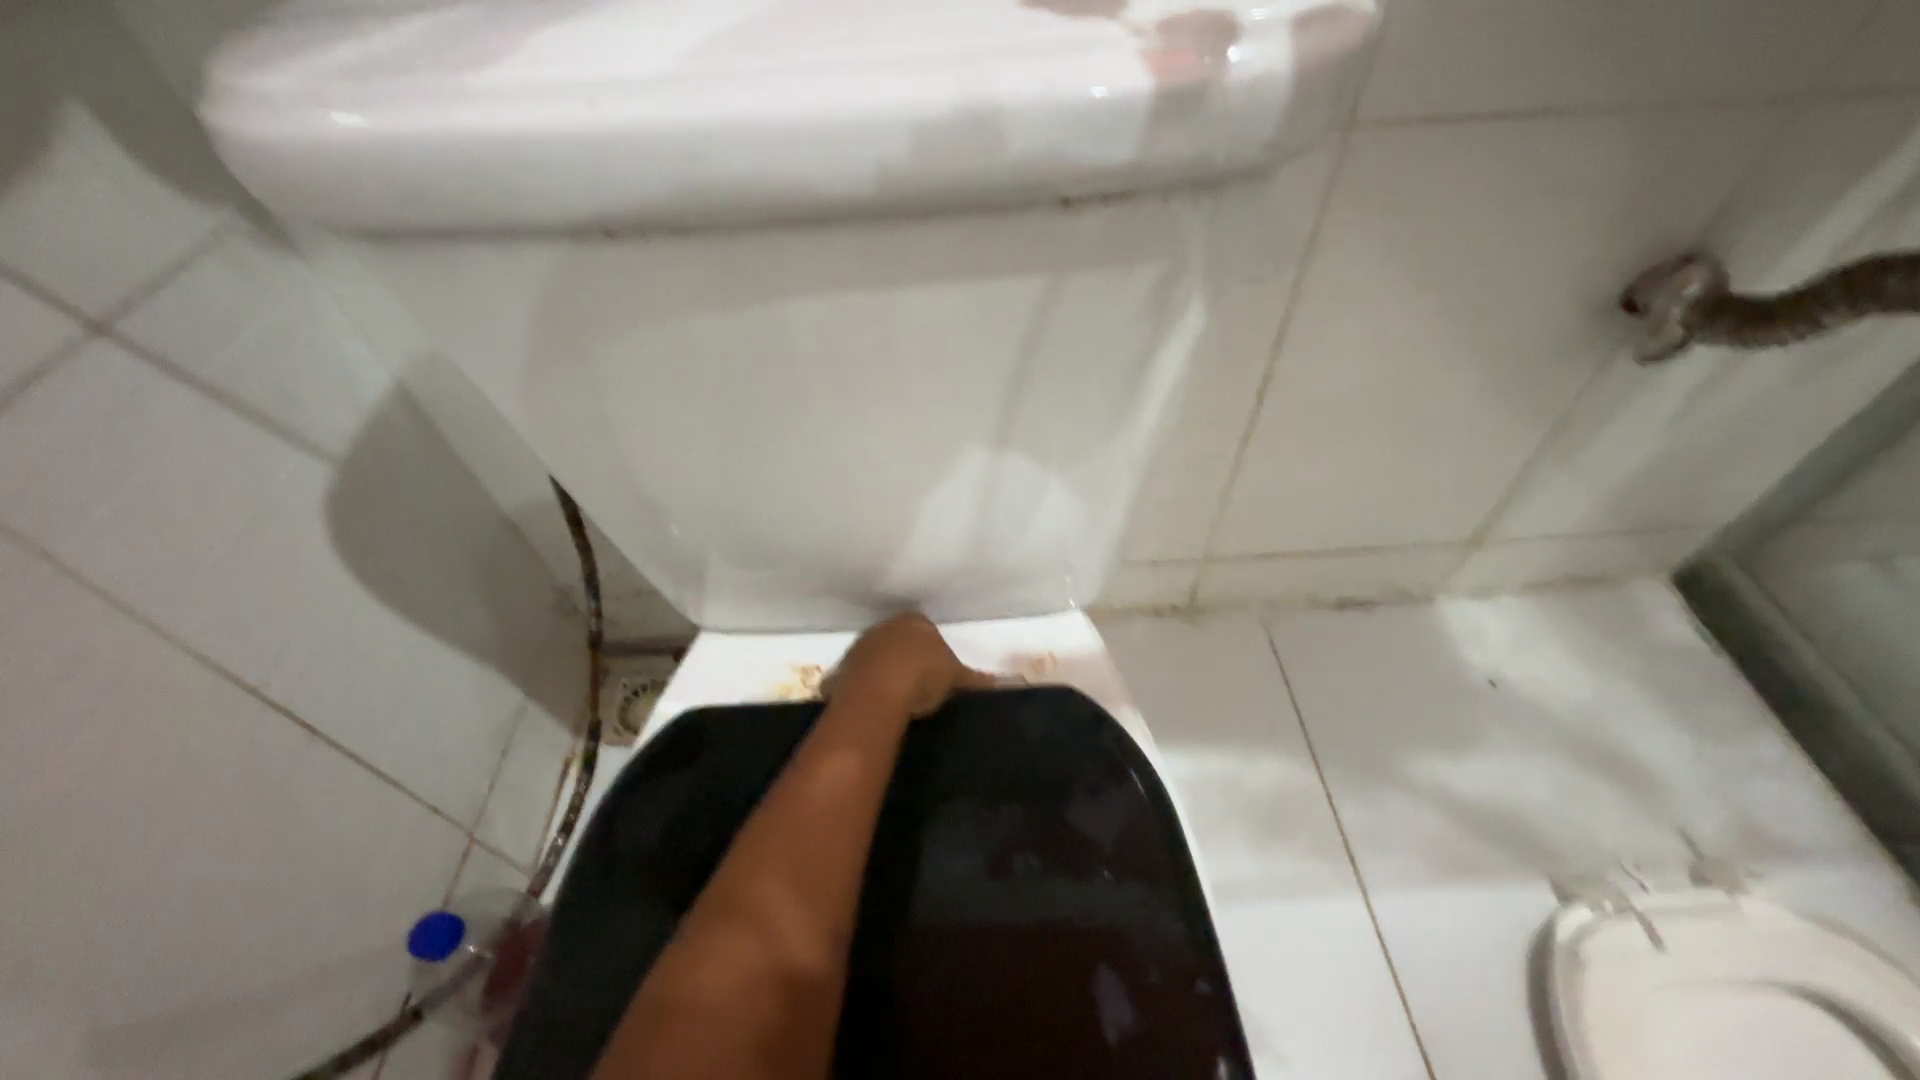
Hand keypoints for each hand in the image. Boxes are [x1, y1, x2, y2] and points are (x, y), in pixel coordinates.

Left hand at [824, 613, 998, 718]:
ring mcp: (859, 647)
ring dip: (883, 672)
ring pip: (875, 657)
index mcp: (915, 622)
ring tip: (898, 699)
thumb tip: (999, 683)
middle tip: (919, 685)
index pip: (926, 628)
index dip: (933, 647)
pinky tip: (873, 707)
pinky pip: (856, 679)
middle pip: (898, 640)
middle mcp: (884, 628)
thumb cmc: (922, 676)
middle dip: (906, 657)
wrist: (877, 693)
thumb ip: (976, 679)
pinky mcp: (841, 671)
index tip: (938, 669)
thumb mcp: (956, 679)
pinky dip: (863, 690)